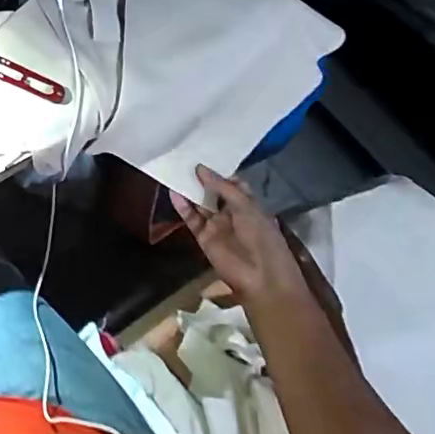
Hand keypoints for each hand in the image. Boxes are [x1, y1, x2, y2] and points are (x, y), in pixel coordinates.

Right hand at [171, 165, 311, 314]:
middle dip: (201, 178)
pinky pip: (191, 218)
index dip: (219, 171)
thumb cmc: (262, 238)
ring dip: (189, 190)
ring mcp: (217, 225)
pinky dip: (182, 206)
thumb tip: (199, 168)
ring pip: (200, 204)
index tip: (204, 155)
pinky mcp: (204, 237)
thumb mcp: (246, 206)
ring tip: (174, 171)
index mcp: (249, 205)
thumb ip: (222, 186)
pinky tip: (172, 192)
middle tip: (184, 158)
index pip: (232, 184)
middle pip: (213, 192)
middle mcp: (232, 213)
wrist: (261, 278)